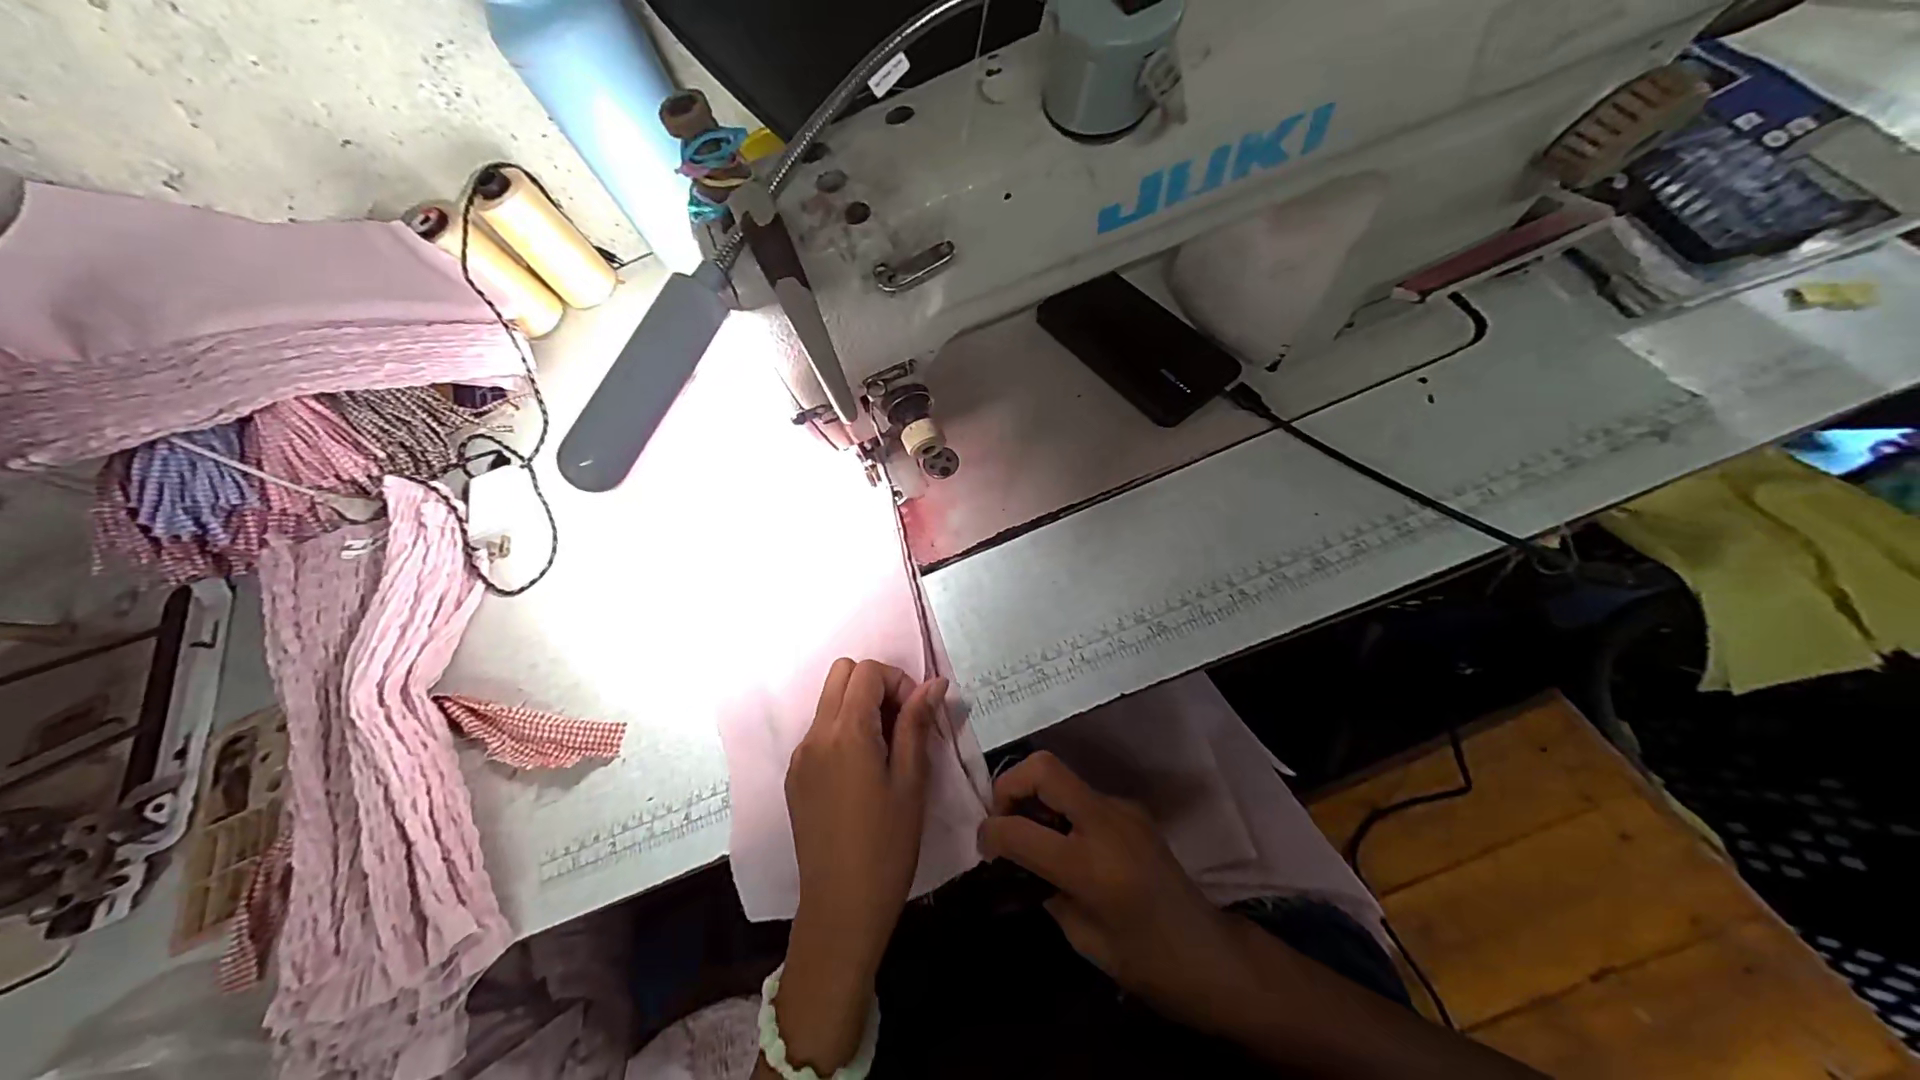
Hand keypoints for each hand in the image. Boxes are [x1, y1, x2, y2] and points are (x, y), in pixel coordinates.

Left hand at [764, 659, 945, 1078]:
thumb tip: (933, 684)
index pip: (867, 672)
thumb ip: (917, 724)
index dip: (898, 681)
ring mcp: (800, 756)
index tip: (917, 714)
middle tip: (902, 723)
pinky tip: (863, 772)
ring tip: (887, 749)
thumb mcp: (911, 781)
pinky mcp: (795, 778)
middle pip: (841, 675)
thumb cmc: (887, 844)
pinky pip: (819, 733)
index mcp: (846, 732)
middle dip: (876, 685)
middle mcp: (815, 735)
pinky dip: (844, 732)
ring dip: (859, 707)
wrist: (841, 905)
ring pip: (828, 702)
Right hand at [977, 751, 1251, 1029]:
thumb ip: (1043, 890)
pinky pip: (1084, 797)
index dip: (989, 833)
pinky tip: (1066, 844)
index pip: (1019, 830)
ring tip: (1031, 834)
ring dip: (1037, 797)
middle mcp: (1108, 823)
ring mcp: (1124, 810)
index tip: (983, 846)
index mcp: (1091, 866)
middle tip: (1002, 818)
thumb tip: (1015, 863)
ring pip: (1063, 777)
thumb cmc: (1146, 964)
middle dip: (1009, 785)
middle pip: (1044, 768)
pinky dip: (1062, 810)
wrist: (1212, 957)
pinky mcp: (1134, 810)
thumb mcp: (1081, 937)